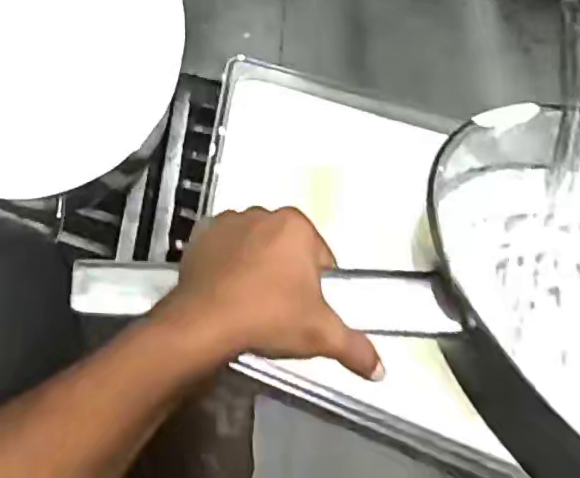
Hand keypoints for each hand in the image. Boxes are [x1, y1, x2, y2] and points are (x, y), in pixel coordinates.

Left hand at [156, 207, 383, 379]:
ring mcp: (227, 219)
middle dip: (287, 273)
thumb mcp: (322, 335)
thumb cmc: (270, 315)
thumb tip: (378, 367)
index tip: (309, 308)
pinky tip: (227, 290)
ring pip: (253, 244)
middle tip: (283, 309)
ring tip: (252, 302)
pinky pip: (222, 247)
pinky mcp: (201, 232)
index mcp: (295, 225)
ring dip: (255, 264)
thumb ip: (356, 348)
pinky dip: (226, 262)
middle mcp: (261, 212)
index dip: (320, 286)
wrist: (207, 318)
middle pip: (285, 247)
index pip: (321, 256)